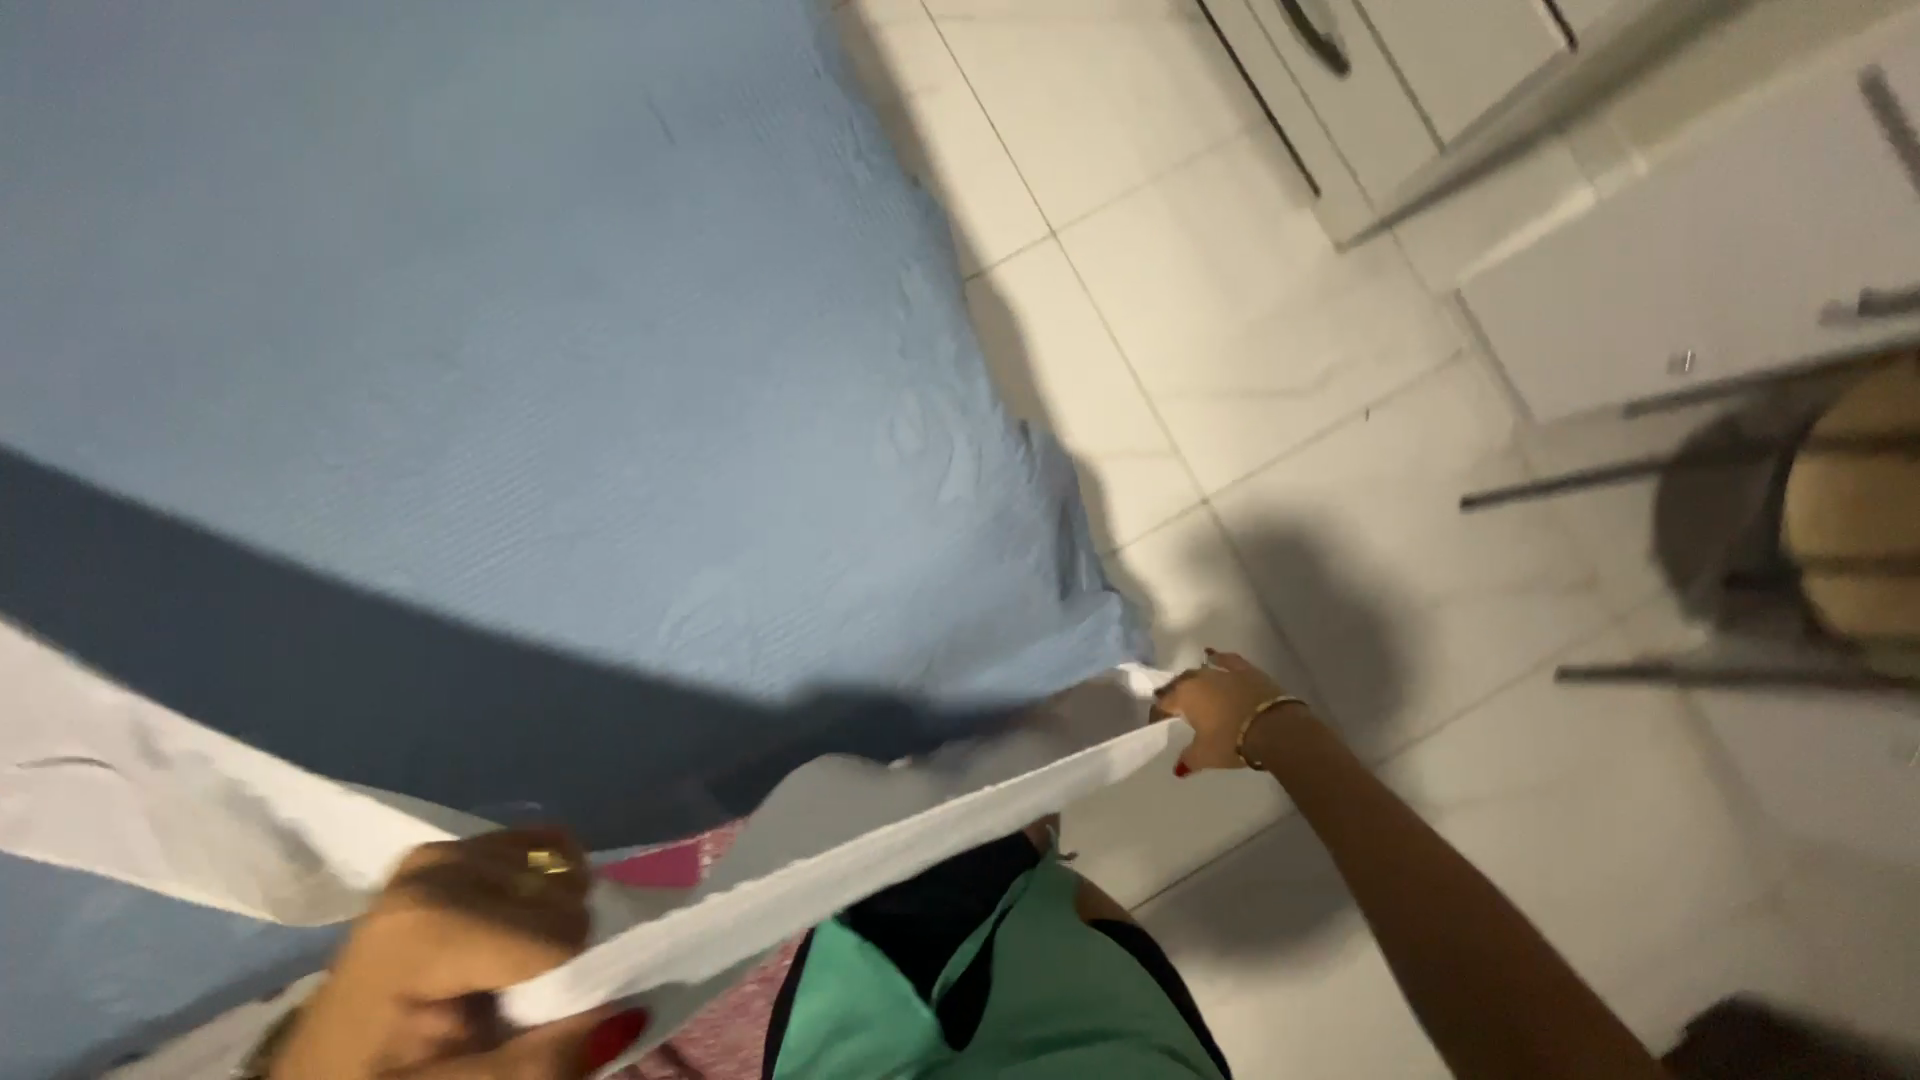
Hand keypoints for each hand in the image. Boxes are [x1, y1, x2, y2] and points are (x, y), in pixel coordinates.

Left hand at [270, 827, 643, 1079]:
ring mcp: (436, 855)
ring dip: (554, 918)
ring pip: (557, 869)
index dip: (560, 990)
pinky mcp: (443, 853)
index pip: (561, 935)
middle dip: (560, 951)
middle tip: (511, 1003)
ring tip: (512, 968)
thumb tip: (630, 1011)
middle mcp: (432, 869)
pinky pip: (536, 844)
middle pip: (562, 895)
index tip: (519, 1028)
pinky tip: (522, 921)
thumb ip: (541, 1064)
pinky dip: (548, 879)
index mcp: (426, 926)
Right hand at [1154, 649, 1310, 772]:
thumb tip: (1178, 768)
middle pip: (1179, 684)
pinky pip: (1226, 661)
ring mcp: (1223, 672)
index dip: (1158, 715)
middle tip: (1176, 709)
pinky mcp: (1246, 670)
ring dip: (1195, 681)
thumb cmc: (1231, 741)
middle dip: (1175, 695)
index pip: (1163, 704)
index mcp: (1184, 696)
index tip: (1158, 725)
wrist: (1274, 727)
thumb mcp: (1205, 756)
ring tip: (1194, 691)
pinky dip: (1219, 660)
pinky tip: (1214, 658)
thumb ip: (1188, 759)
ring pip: (1201, 671)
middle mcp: (1199, 678)